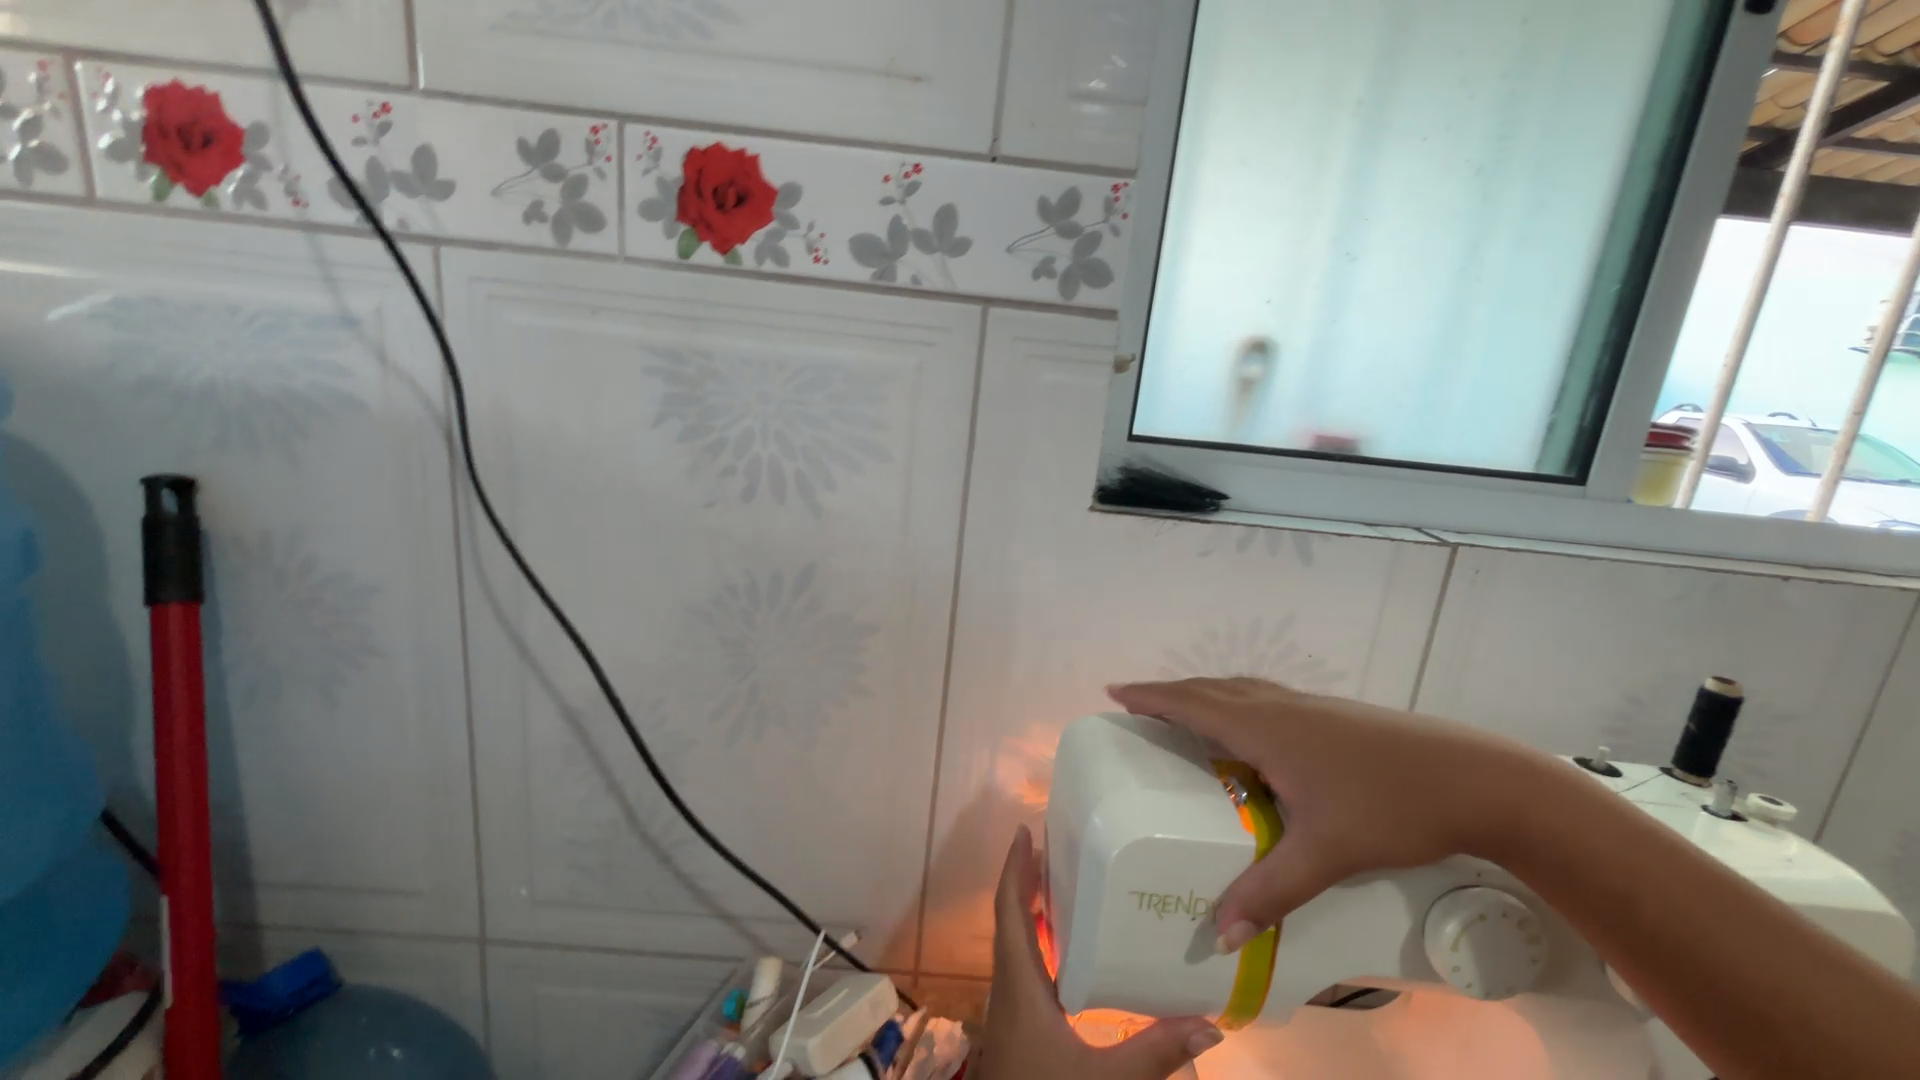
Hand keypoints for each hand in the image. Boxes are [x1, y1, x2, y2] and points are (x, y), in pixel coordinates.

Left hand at [973, 826, 1222, 1079]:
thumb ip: (1155, 1052)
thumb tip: (1211, 1024)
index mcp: (1018, 985)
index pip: (1008, 911)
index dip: (1014, 869)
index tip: (1023, 831)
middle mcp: (1007, 989)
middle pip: (1011, 922)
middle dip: (1028, 883)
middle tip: (1058, 849)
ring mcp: (1008, 1011)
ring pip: (1016, 947)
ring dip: (1033, 914)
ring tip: (1069, 888)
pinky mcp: (1017, 1031)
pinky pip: (1025, 971)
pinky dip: (1041, 948)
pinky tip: (1071, 957)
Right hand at [1108, 677, 1560, 952]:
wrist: (1480, 779)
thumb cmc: (1393, 806)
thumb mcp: (1326, 853)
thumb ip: (1270, 892)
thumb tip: (1219, 935)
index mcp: (1266, 727)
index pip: (1192, 703)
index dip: (1150, 696)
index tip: (1113, 691)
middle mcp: (1282, 707)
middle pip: (1212, 688)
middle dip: (1170, 693)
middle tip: (1137, 706)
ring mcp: (1312, 708)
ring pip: (1242, 689)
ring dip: (1205, 694)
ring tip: (1183, 714)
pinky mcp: (1335, 716)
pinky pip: (1266, 698)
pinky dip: (1237, 703)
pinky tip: (1251, 733)